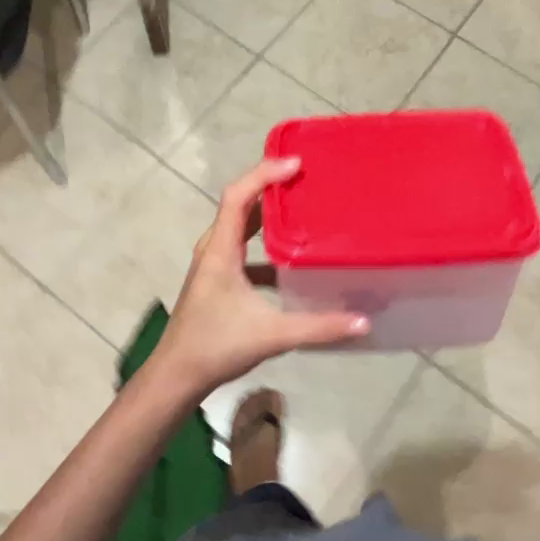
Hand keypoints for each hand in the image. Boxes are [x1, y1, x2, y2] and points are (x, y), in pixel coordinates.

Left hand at [150, 157, 367, 393]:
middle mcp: (214, 248)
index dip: (265, 174)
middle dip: (271, 185)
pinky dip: (265, 242)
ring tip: (303, 206)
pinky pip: (243, 247)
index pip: (239, 195)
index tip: (297, 164)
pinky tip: (292, 257)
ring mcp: (214, 263)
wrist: (176, 376)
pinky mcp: (218, 279)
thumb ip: (318, 327)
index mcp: (221, 249)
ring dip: (268, 212)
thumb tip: (363, 321)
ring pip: (241, 225)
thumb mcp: (272, 335)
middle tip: (308, 178)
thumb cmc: (216, 346)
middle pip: (240, 203)